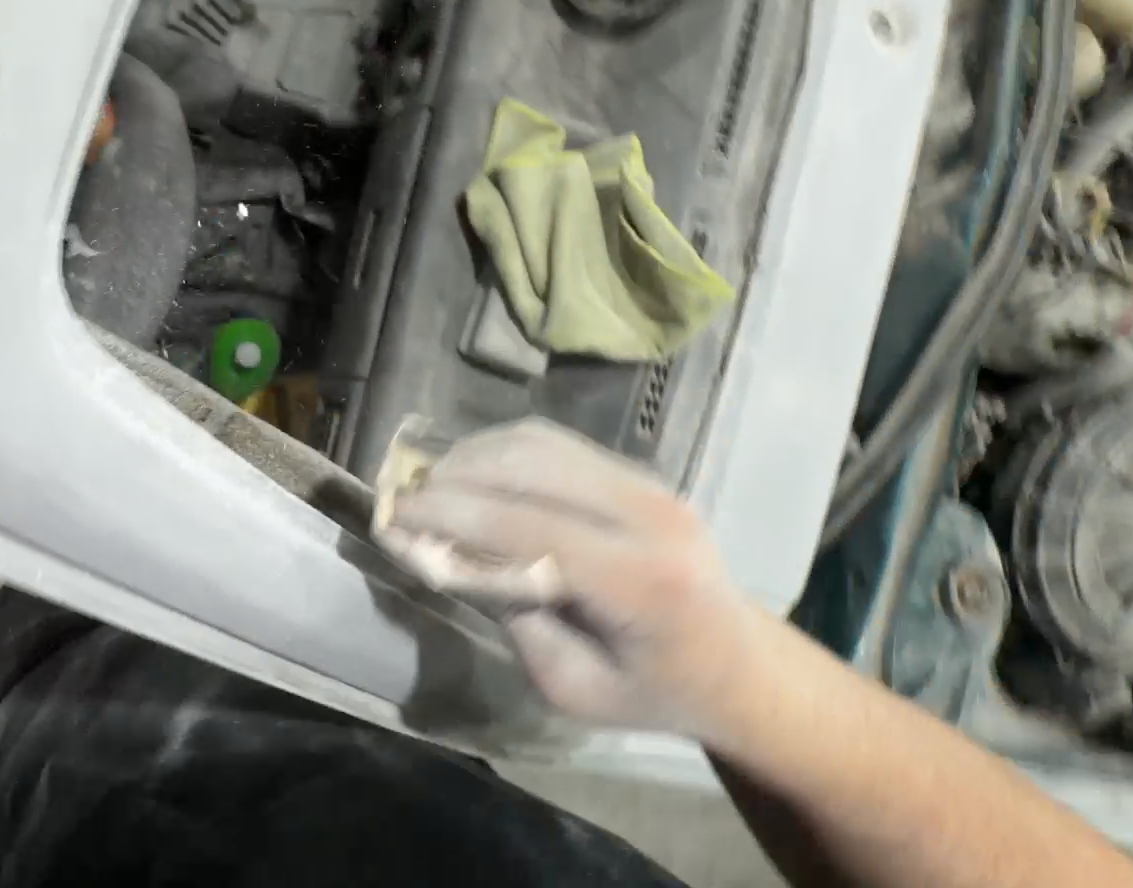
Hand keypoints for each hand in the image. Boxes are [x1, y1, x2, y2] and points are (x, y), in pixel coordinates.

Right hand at [378, 421, 771, 738]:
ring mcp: (647, 482)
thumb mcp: (572, 687)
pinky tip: (468, 471)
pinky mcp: (635, 470)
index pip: (526, 527)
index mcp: (643, 582)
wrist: (738, 662)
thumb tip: (451, 554)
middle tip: (401, 497)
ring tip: (428, 484)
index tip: (394, 516)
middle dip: (450, 479)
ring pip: (533, 444)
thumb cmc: (653, 690)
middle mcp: (650, 515)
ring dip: (469, 457)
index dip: (450, 515)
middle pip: (525, 470)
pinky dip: (496, 449)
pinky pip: (550, 442)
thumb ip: (515, 619)